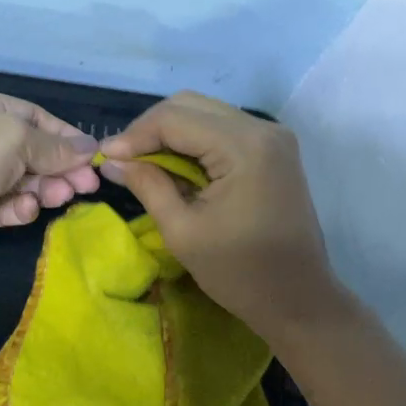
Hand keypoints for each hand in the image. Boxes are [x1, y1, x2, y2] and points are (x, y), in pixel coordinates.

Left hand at [0, 87, 99, 279]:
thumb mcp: (15, 139)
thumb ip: (55, 146)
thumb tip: (90, 147)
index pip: (32, 115)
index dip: (65, 135)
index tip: (93, 156)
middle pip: (29, 148)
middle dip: (59, 166)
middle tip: (89, 185)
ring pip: (19, 179)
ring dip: (43, 188)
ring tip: (64, 198)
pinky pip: (3, 204)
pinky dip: (18, 207)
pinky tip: (27, 211)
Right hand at [98, 92, 341, 342]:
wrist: (300, 299)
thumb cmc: (240, 273)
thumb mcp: (183, 232)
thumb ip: (148, 186)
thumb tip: (112, 160)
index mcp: (244, 147)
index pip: (175, 119)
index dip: (135, 135)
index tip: (105, 158)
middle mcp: (262, 128)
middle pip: (190, 105)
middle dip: (150, 128)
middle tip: (122, 159)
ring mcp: (272, 136)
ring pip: (205, 112)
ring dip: (170, 132)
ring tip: (142, 162)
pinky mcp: (273, 148)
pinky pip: (222, 128)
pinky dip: (193, 140)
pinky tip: (173, 164)